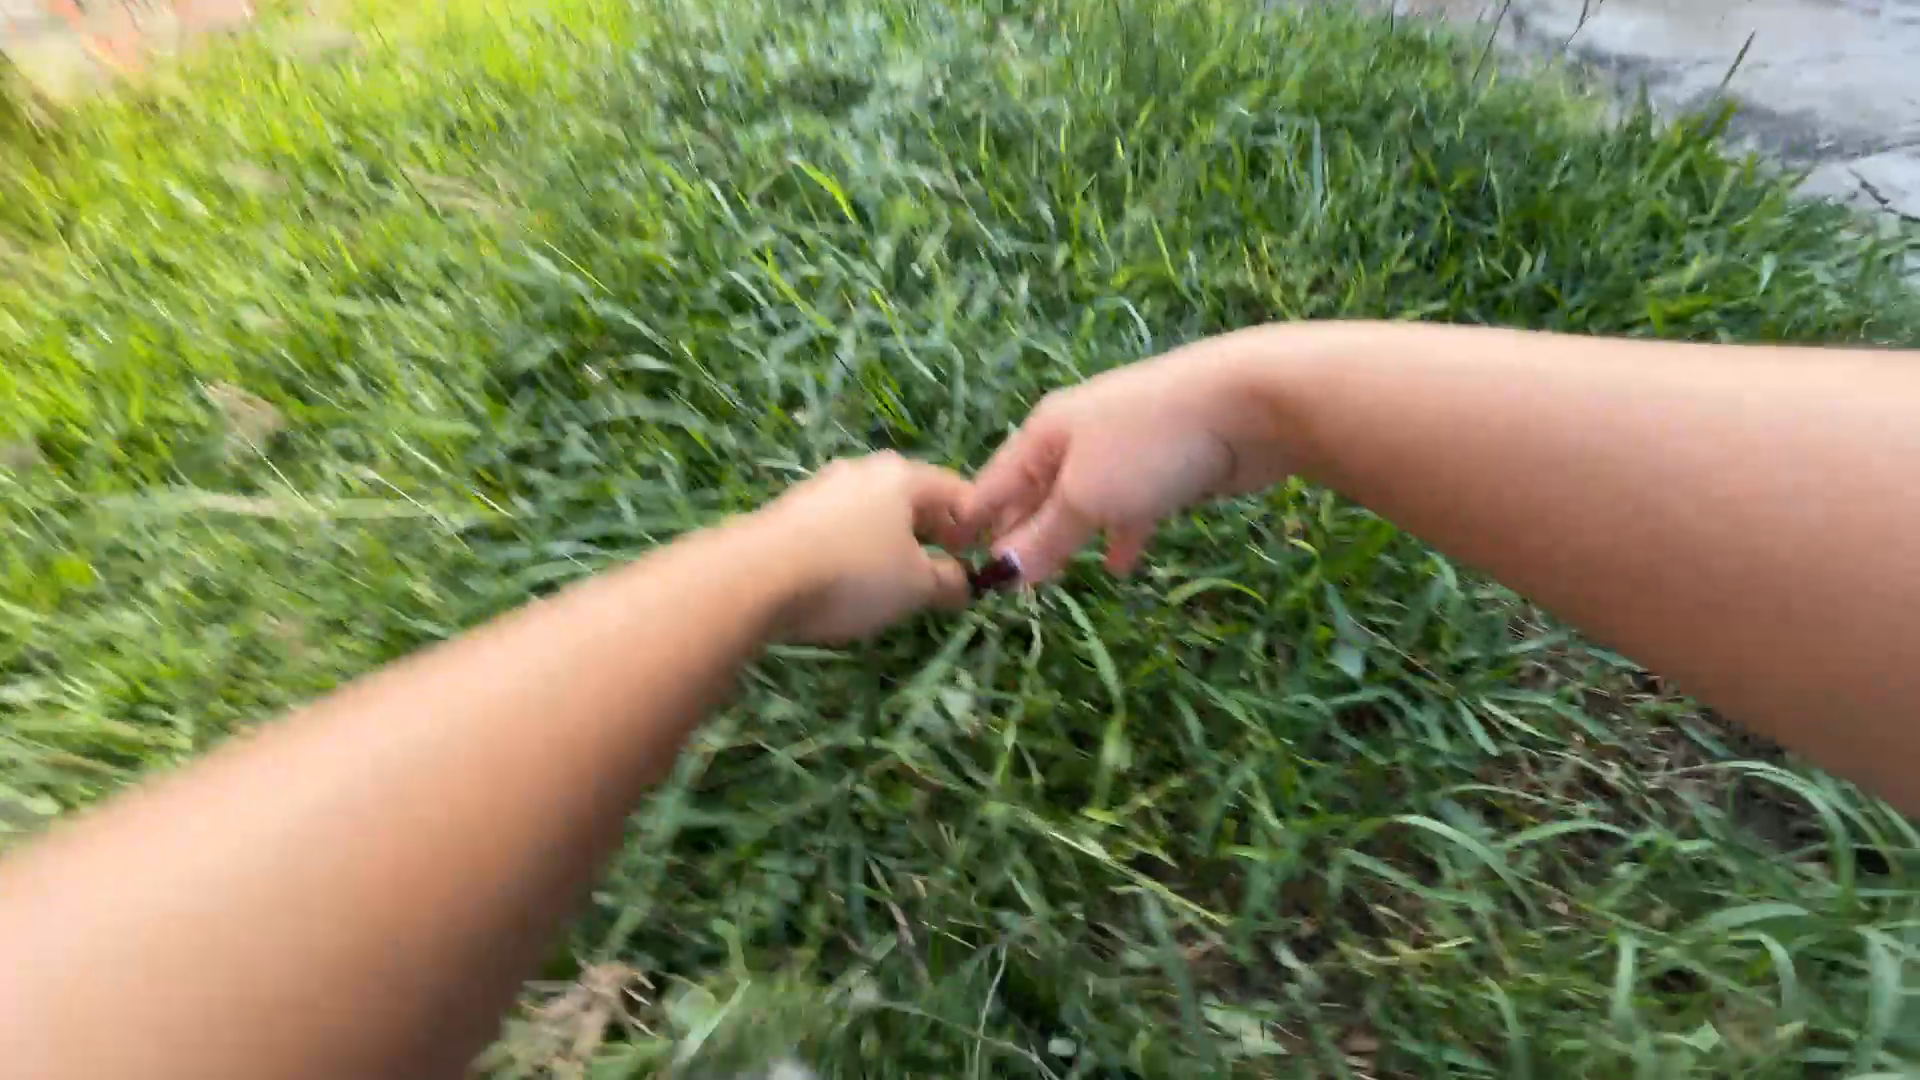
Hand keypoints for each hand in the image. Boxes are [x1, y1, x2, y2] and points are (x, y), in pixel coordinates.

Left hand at [752, 452, 975, 642]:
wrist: (753, 577)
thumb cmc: (852, 574)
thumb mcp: (916, 587)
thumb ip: (949, 582)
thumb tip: (964, 581)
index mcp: (904, 477)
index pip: (959, 492)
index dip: (978, 527)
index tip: (981, 561)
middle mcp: (864, 471)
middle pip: (915, 500)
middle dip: (935, 536)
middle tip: (943, 574)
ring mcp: (823, 488)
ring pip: (876, 515)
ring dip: (895, 544)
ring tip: (896, 583)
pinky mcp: (791, 512)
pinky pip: (841, 528)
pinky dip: (857, 550)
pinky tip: (848, 580)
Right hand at [966, 338, 1293, 580]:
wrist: (1247, 403)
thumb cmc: (1146, 445)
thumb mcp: (1085, 496)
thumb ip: (1044, 536)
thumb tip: (1002, 573)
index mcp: (1045, 435)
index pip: (994, 483)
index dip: (974, 521)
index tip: (957, 559)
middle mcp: (1076, 439)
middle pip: (1037, 494)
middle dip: (1022, 535)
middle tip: (1007, 582)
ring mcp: (1122, 452)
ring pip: (1083, 503)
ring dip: (1069, 539)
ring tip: (1052, 581)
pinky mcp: (1163, 468)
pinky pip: (1130, 508)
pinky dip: (1121, 534)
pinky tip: (1120, 565)